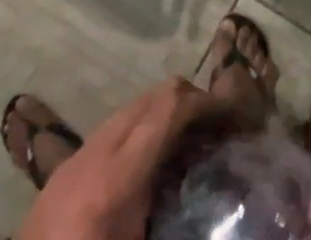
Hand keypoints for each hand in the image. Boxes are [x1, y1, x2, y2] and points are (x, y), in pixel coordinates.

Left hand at [14, 77, 223, 239]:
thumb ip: (175, 214)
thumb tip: (220, 202)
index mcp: (117, 180)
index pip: (167, 111)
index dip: (207, 104)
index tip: (239, 114)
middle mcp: (97, 152)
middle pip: (153, 97)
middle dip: (194, 101)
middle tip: (226, 127)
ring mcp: (80, 153)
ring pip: (134, 107)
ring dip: (169, 112)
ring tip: (198, 141)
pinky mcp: (71, 163)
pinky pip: (117, 126)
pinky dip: (146, 127)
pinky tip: (159, 159)